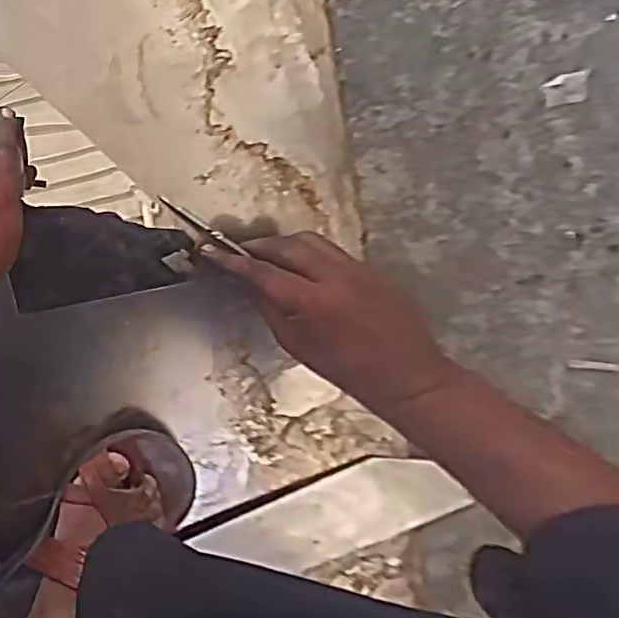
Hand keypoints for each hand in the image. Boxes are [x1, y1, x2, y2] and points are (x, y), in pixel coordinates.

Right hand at [201, 232, 464, 412]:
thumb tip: (248, 282)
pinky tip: (299, 264)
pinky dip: (307, 251)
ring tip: (267, 254)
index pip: (262, 271)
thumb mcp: (293, 340)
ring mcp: (358, 271)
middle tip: (237, 251)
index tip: (210, 253)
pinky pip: (331, 250)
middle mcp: (336, 278)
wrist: (408, 376)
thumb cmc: (344, 367)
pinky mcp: (372, 271)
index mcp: (312, 300)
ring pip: (310, 241)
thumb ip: (268, 306)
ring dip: (282, 244)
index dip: (231, 260)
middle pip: (286, 246)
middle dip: (257, 246)